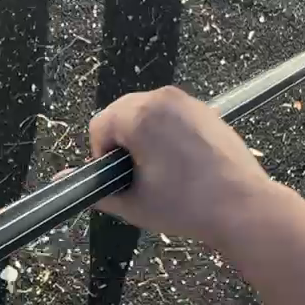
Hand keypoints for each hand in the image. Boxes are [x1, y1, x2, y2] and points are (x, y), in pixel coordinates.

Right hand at [89, 86, 284, 250]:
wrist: (240, 206)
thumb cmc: (186, 206)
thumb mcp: (132, 205)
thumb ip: (95, 191)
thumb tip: (65, 183)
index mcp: (141, 116)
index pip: (100, 125)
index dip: (102, 156)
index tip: (119, 179)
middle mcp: (163, 98)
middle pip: (122, 114)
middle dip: (123, 144)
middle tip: (138, 178)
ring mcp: (187, 101)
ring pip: (147, 115)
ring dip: (144, 140)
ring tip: (161, 175)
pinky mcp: (204, 110)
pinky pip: (171, 117)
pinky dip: (166, 137)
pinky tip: (180, 167)